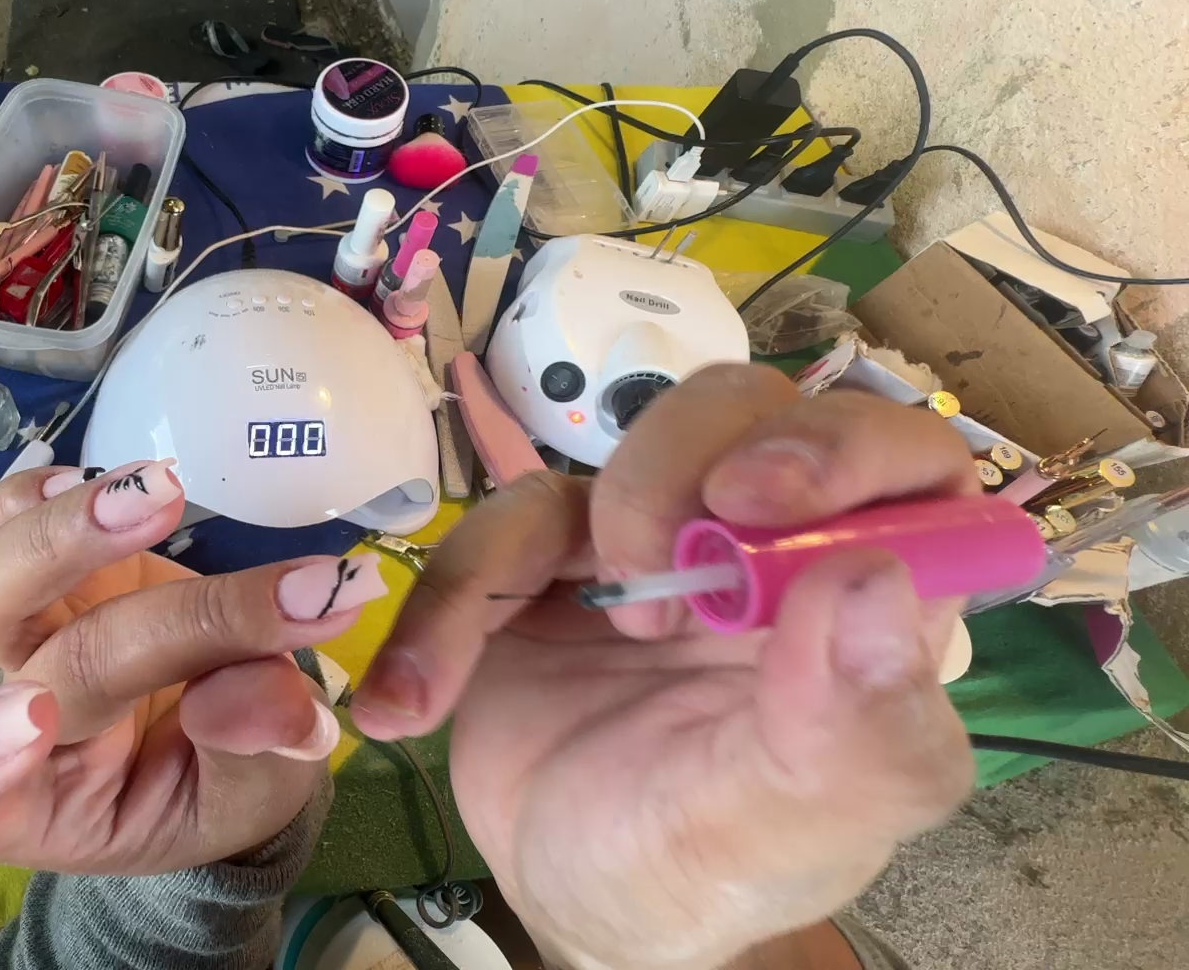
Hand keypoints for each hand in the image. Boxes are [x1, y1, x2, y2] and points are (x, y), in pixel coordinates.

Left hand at [0, 459, 384, 874]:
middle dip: (88, 576)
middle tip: (175, 512)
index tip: (36, 717)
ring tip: (163, 488)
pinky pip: (7, 521)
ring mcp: (31, 634)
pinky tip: (108, 476)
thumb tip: (268, 689)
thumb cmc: (225, 784)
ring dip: (67, 523)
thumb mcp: (259, 798)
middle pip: (1, 641)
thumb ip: (260, 755)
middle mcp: (15, 714)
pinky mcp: (61, 576)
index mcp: (41, 803)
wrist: (223, 732)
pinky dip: (40, 493)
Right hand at [351, 367, 978, 969]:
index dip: (836, 448)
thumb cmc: (684, 871)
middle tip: (628, 569)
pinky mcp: (533, 559)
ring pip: (581, 466)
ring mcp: (627, 545)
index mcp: (843, 604)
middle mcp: (743, 551)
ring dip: (511, 556)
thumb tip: (874, 581)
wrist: (553, 886)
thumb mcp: (773, 831)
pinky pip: (483, 534)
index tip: (749, 503)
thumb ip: (851, 732)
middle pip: (726, 413)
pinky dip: (435, 612)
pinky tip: (405, 699)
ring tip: (466, 674)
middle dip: (664, 470)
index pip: (894, 462)